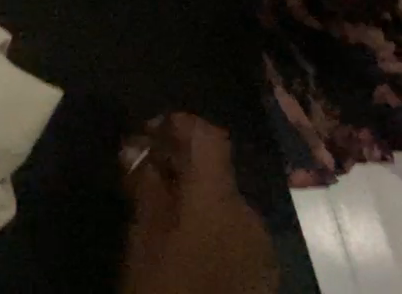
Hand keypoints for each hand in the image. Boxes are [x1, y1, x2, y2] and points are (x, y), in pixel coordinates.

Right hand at [120, 114, 278, 293]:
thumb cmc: (166, 287)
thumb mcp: (142, 235)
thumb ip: (144, 185)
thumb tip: (136, 147)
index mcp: (217, 200)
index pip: (209, 136)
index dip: (179, 124)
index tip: (147, 131)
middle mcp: (248, 214)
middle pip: (214, 170)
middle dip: (178, 163)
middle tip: (140, 171)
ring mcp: (262, 245)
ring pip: (223, 199)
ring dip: (192, 194)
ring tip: (157, 208)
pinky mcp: (265, 271)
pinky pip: (234, 228)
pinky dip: (208, 220)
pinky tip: (183, 239)